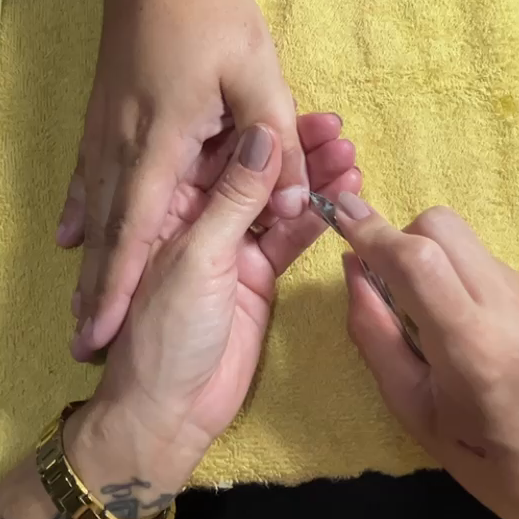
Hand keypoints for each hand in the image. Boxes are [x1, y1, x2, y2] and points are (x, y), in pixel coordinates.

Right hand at [61, 0, 308, 360]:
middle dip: (94, 291)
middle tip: (82, 343)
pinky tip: (68, 234)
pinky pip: (89, 176)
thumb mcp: (260, 74)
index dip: (116, 289)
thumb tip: (297, 204)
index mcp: (160, 145)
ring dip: (87, 261)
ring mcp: (105, 130)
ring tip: (77, 307)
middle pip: (106, 232)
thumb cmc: (211, 11)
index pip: (135, 234)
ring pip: (95, 209)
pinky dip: (80, 211)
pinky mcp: (103, 114)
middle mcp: (120, 148)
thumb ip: (276, 144)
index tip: (98, 337)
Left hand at [69, 122, 361, 490]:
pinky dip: (315, 221)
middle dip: (295, 152)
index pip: (221, 152)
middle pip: (254, 173)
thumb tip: (263, 133)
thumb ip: (235, 197)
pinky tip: (344, 200)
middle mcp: (200, 215)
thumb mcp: (200, 255)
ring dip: (312, 183)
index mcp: (170, 201)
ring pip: (276, 202)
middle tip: (339, 131)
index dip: (263, 129)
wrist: (170, 408)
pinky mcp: (256, 274)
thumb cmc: (166, 328)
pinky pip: (287, 238)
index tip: (305, 110)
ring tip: (352, 158)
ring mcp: (231, 245)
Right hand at [330, 195, 518, 518]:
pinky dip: (471, 284)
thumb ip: (373, 331)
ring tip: (445, 320)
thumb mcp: (410, 408)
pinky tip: (482, 331)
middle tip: (398, 285)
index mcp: (474, 350)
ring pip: (469, 245)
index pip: (417, 259)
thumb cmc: (485, 462)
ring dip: (440, 265)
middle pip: (443, 227)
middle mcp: (518, 313)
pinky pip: (496, 267)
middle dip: (405, 239)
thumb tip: (352, 264)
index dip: (373, 231)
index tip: (342, 212)